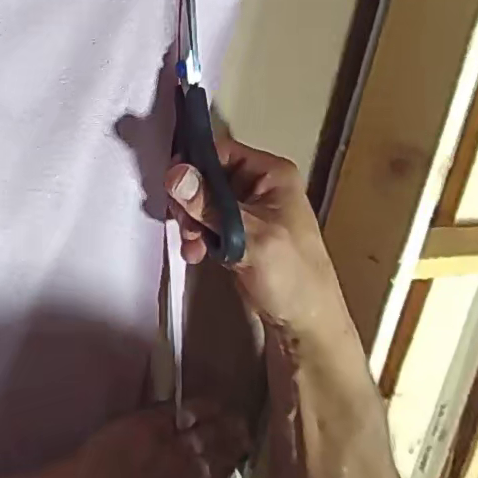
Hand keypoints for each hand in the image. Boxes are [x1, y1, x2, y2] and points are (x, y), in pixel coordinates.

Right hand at [166, 135, 338, 335]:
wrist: (305, 326)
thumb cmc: (290, 277)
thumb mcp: (248, 236)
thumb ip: (209, 204)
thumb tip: (175, 173)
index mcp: (271, 173)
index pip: (219, 150)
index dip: (193, 165)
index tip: (173, 188)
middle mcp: (257, 184)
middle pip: (205, 174)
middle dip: (189, 201)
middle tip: (187, 224)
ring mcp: (245, 208)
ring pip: (200, 199)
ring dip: (191, 221)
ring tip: (194, 244)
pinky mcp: (235, 230)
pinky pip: (204, 220)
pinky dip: (196, 235)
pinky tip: (197, 253)